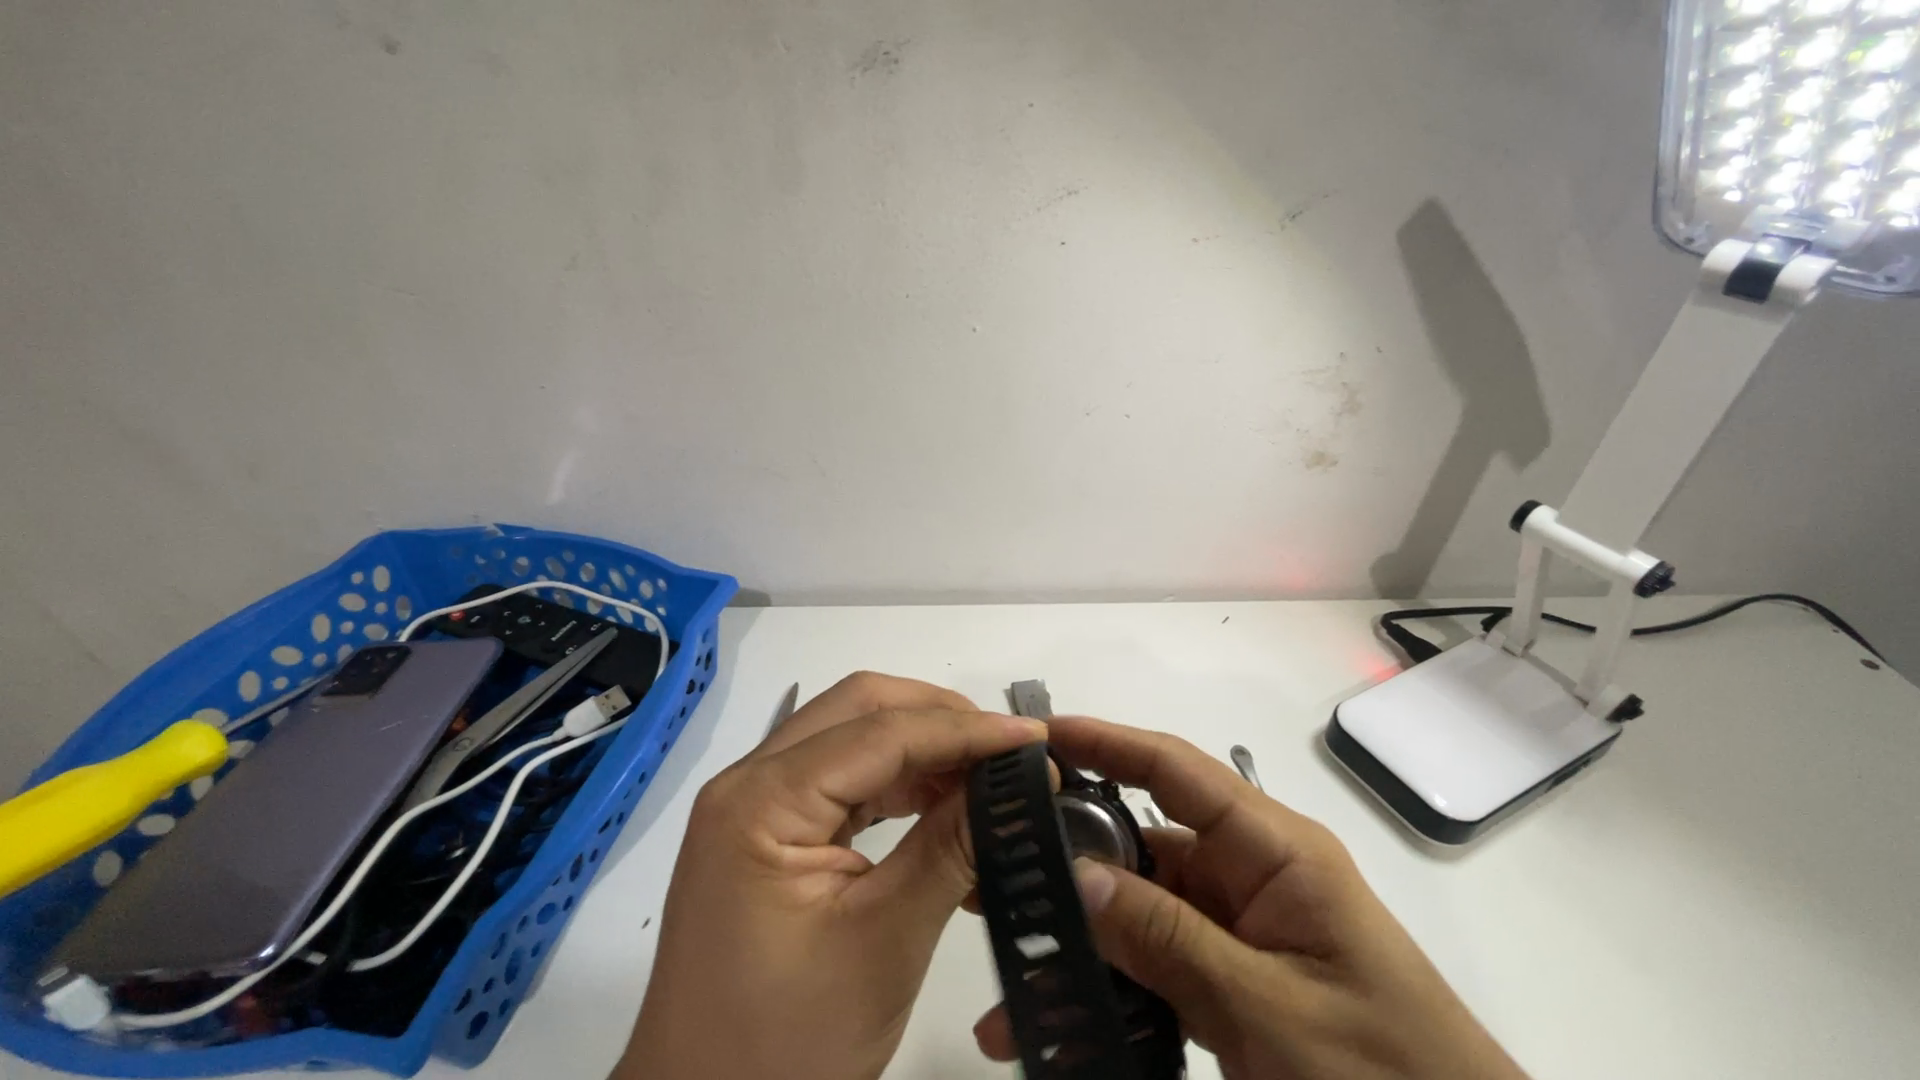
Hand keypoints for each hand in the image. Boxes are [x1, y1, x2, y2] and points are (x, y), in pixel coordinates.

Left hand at [613, 673, 1046, 1079]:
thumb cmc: (787, 1041)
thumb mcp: (883, 942)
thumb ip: (949, 849)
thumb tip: (1015, 784)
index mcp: (761, 802)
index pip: (878, 734)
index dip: (962, 729)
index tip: (1034, 738)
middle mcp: (750, 784)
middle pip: (856, 711)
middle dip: (939, 719)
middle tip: (1010, 750)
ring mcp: (755, 808)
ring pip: (851, 739)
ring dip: (922, 748)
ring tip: (990, 776)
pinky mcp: (769, 836)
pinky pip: (842, 782)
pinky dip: (899, 784)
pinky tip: (946, 804)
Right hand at [972, 717, 1528, 1079]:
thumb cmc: (1383, 1072)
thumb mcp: (1271, 1010)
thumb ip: (1171, 941)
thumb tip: (1075, 875)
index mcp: (1275, 851)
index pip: (1176, 772)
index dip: (1106, 743)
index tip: (1036, 735)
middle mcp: (1250, 877)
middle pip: (1142, 846)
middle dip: (1069, 862)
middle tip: (989, 877)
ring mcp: (1238, 933)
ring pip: (1139, 915)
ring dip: (1080, 944)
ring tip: (1013, 983)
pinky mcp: (1232, 983)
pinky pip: (1155, 968)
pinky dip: (1109, 989)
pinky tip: (1060, 1023)